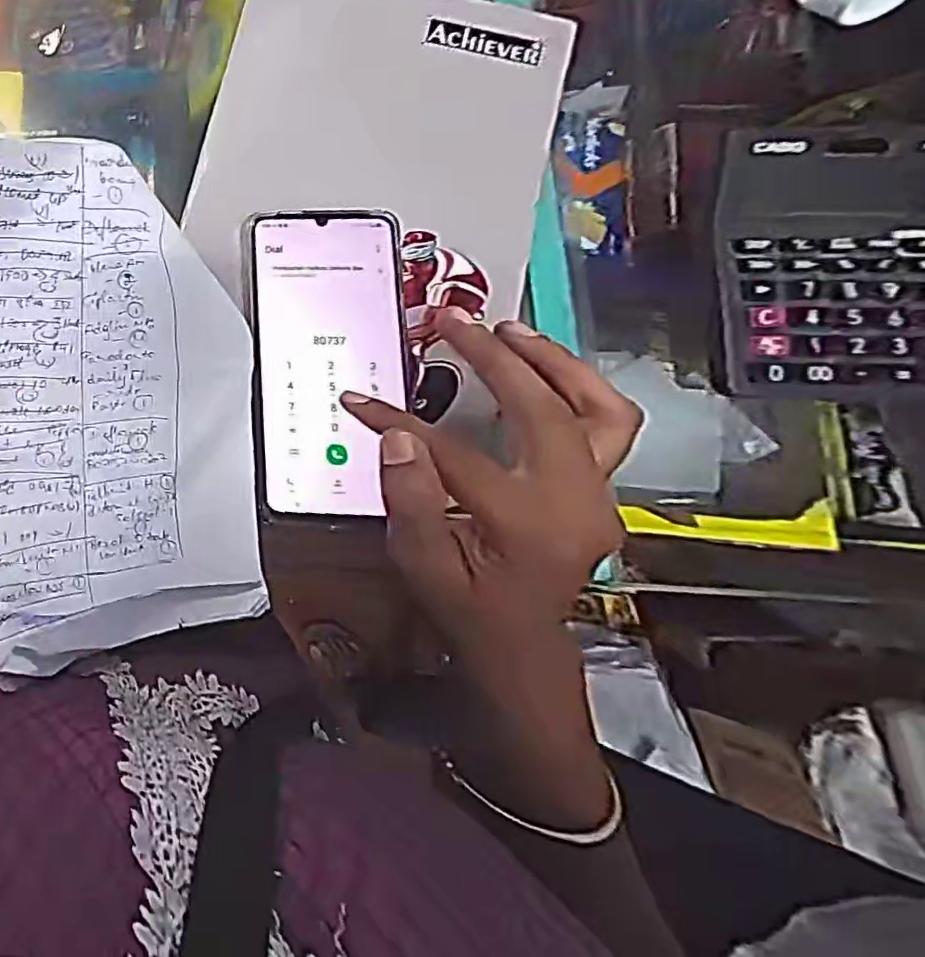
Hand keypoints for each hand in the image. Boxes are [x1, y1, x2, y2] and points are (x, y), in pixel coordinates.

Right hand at [339, 311, 641, 650]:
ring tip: (510, 331)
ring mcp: (599, 493)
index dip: (401, 421)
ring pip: (598, 409)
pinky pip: (605, 424)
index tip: (361, 401)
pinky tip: (542, 370)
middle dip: (493, 360)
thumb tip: (399, 439)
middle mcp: (577, 501)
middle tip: (453, 325)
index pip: (456, 453)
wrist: (520, 640)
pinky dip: (575, 388)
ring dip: (552, 363)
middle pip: (542, 410)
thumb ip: (411, 501)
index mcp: (528, 523)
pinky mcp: (600, 488)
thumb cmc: (466, 607)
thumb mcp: (420, 564)